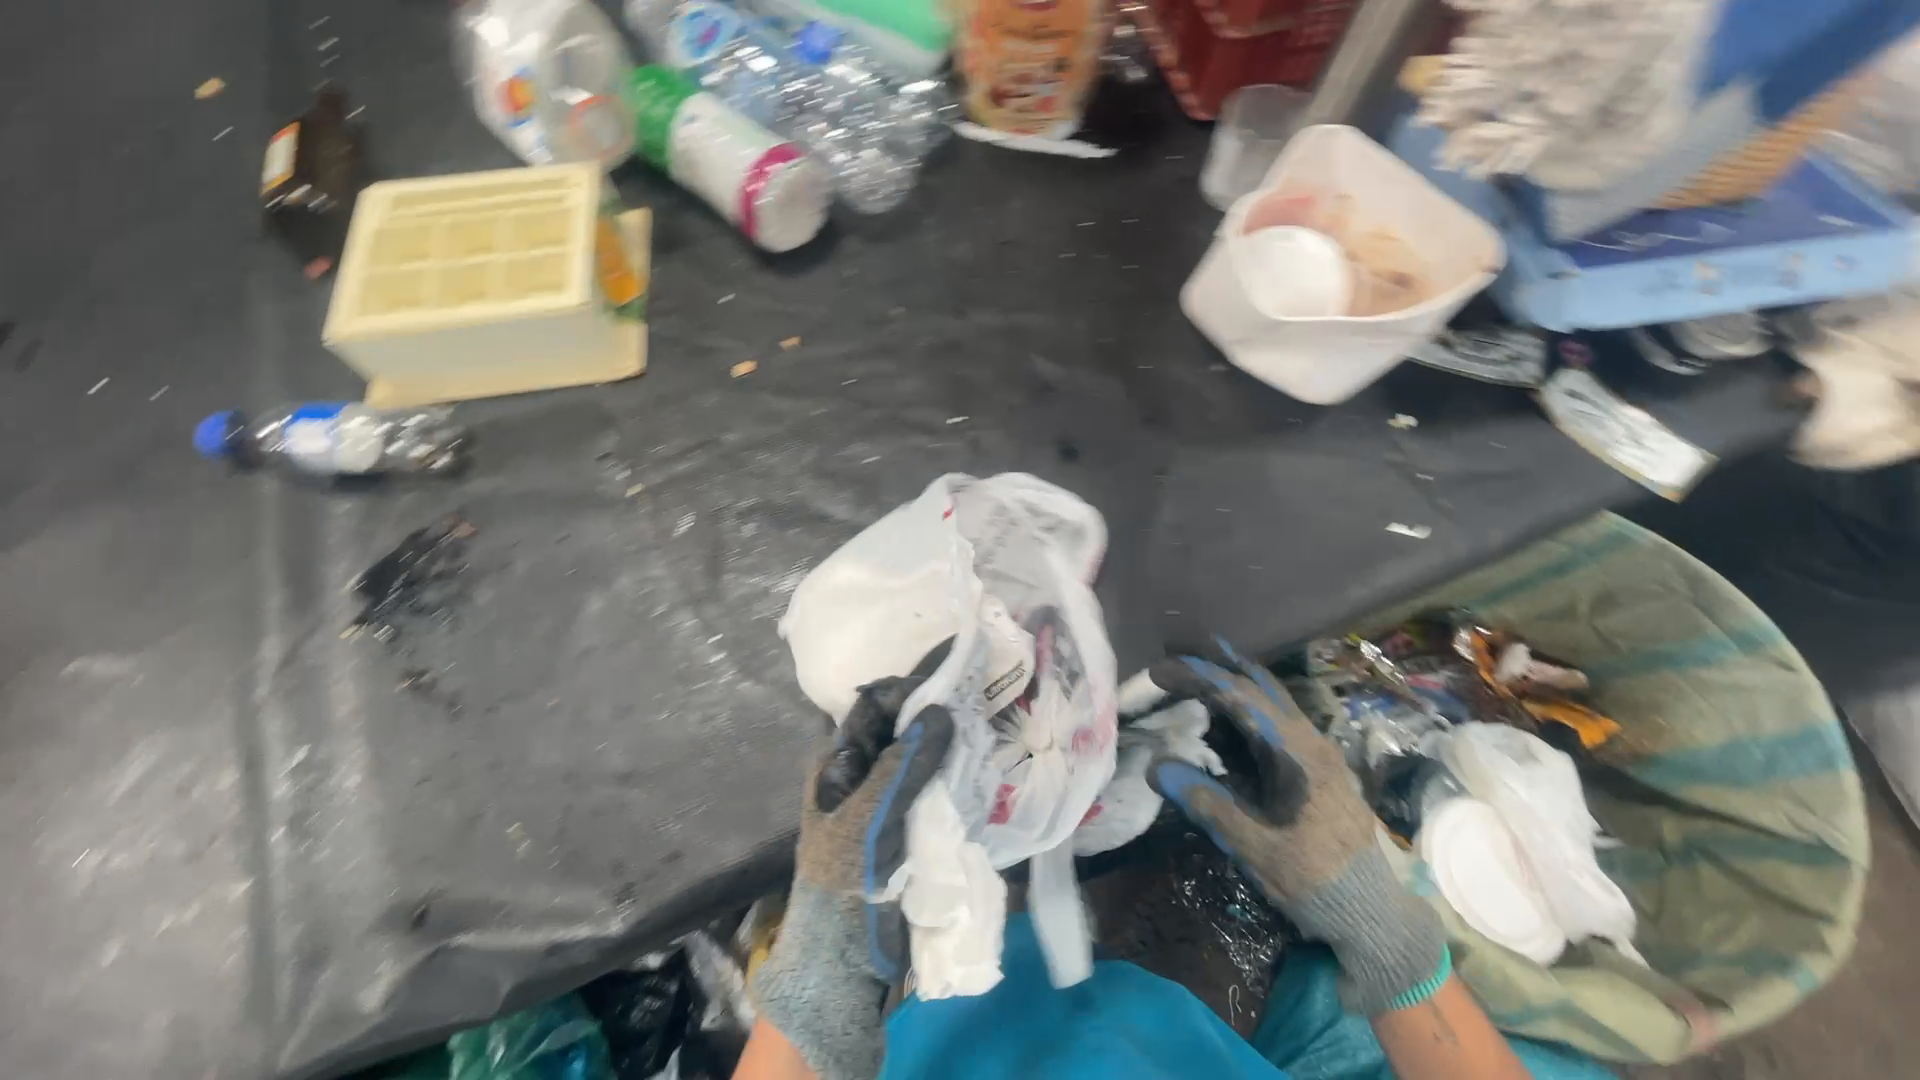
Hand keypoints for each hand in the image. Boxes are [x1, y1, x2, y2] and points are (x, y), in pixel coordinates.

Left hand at [750, 678, 953, 1079]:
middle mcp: (863, 774)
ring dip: (955, 741)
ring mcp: (889, 801)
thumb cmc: (843, 884)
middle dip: (939, 708)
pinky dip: (961, 775)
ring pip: (926, 757)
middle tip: (986, 688)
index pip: (875, 706)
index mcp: (838, 764)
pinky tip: (989, 764)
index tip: (955, 667)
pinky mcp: (913, 827)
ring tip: (995, 718)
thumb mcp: (867, 821)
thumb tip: (938, 712)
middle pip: (904, 728)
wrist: (845, 962)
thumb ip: (901, 768)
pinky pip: (940, 790)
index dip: (911, 685)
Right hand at [1144, 642, 1448, 1016]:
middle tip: (1178, 646)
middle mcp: (1312, 742)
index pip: (1243, 697)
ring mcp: (1318, 754)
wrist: (1373, 915)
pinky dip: (1247, 706)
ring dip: (1234, 681)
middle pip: (1261, 685)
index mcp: (1299, 753)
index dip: (1199, 677)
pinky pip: (1277, 721)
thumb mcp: (1256, 848)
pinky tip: (1227, 717)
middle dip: (1219, 663)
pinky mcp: (1317, 770)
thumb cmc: (1315, 880)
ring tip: (1198, 669)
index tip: (1160, 669)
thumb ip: (1209, 804)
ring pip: (1272, 700)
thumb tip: (1157, 767)